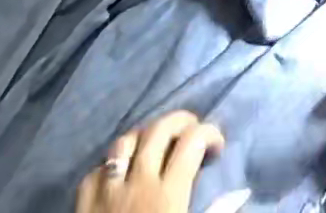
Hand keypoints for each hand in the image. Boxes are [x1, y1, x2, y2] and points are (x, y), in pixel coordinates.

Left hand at [76, 110, 224, 212]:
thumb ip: (217, 212)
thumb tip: (243, 192)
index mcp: (168, 192)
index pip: (193, 140)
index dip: (211, 132)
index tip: (217, 147)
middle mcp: (138, 182)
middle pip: (160, 129)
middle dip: (182, 121)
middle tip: (192, 131)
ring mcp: (107, 193)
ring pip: (125, 142)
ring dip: (144, 137)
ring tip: (156, 146)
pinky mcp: (82, 207)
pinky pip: (94, 172)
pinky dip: (109, 166)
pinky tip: (120, 174)